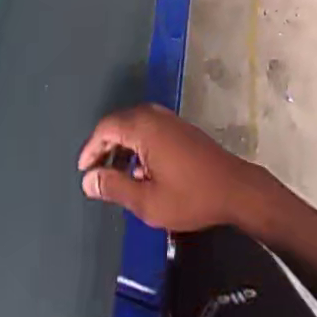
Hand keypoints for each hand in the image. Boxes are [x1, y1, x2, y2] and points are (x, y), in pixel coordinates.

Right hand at [78, 104, 276, 232]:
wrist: (234, 188)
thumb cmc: (190, 196)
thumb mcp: (147, 200)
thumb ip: (115, 187)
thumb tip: (88, 180)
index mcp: (145, 127)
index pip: (106, 127)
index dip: (91, 148)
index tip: (83, 171)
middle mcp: (155, 115)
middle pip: (119, 122)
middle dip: (104, 146)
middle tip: (94, 174)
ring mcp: (169, 119)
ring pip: (134, 125)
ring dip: (120, 146)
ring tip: (113, 176)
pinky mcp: (179, 128)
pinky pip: (148, 128)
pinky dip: (136, 145)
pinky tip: (138, 171)